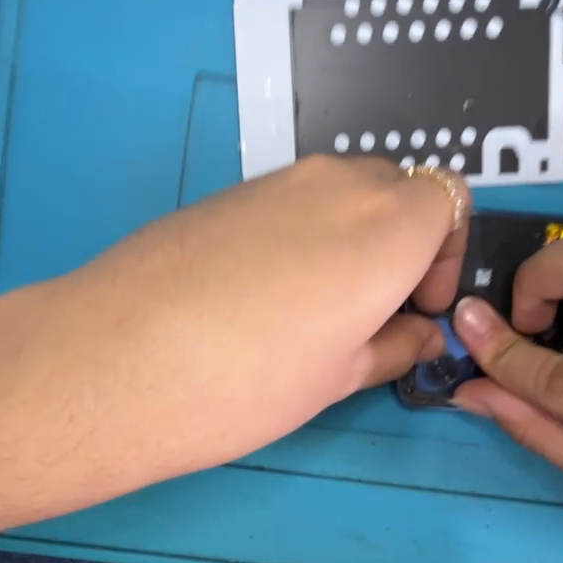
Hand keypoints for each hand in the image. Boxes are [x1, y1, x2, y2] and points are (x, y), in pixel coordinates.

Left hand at [46, 155, 465, 483]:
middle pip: (396, 188)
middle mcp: (337, 182)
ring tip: (315, 306)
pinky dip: (303, 232)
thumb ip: (394, 345)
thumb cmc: (247, 382)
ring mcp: (276, 180)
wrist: (115, 359)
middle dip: (404, 240)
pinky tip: (262, 292)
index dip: (445, 253)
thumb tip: (420, 333)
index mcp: (386, 224)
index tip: (416, 307)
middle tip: (373, 309)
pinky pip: (291, 199)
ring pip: (341, 191)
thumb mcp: (337, 377)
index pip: (448, 198)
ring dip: (352, 235)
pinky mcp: (227, 192)